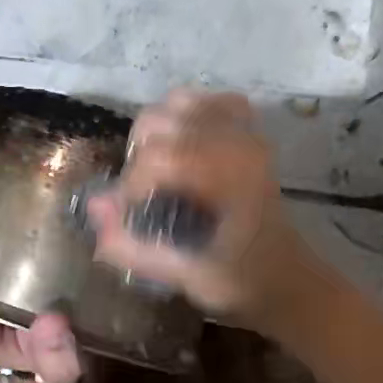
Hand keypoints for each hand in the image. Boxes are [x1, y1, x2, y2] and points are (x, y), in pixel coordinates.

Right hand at [86, 90, 325, 330]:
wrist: (289, 278)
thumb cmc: (240, 282)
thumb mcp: (186, 276)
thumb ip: (135, 246)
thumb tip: (94, 208)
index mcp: (229, 178)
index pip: (158, 157)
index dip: (130, 185)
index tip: (128, 215)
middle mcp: (237, 144)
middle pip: (159, 121)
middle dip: (137, 158)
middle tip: (142, 195)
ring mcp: (244, 132)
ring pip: (177, 102)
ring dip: (155, 133)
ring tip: (156, 169)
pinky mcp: (247, 132)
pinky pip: (206, 101)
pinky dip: (185, 115)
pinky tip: (180, 145)